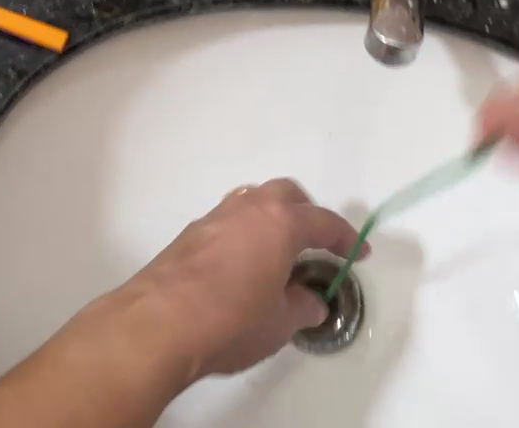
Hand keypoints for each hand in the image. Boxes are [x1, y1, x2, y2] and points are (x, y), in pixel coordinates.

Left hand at [95, 179, 361, 383]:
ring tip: (278, 252)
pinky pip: (229, 220)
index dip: (345, 238)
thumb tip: (311, 301)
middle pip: (286, 194)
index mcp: (280, 222)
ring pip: (253, 201)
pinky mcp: (192, 232)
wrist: (160, 322)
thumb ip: (301, 307)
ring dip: (272, 218)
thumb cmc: (231, 319)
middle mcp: (249, 207)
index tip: (358, 252)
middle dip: (306, 213)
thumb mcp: (279, 323)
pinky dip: (245, 232)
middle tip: (316, 243)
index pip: (323, 222)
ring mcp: (217, 215)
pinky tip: (242, 264)